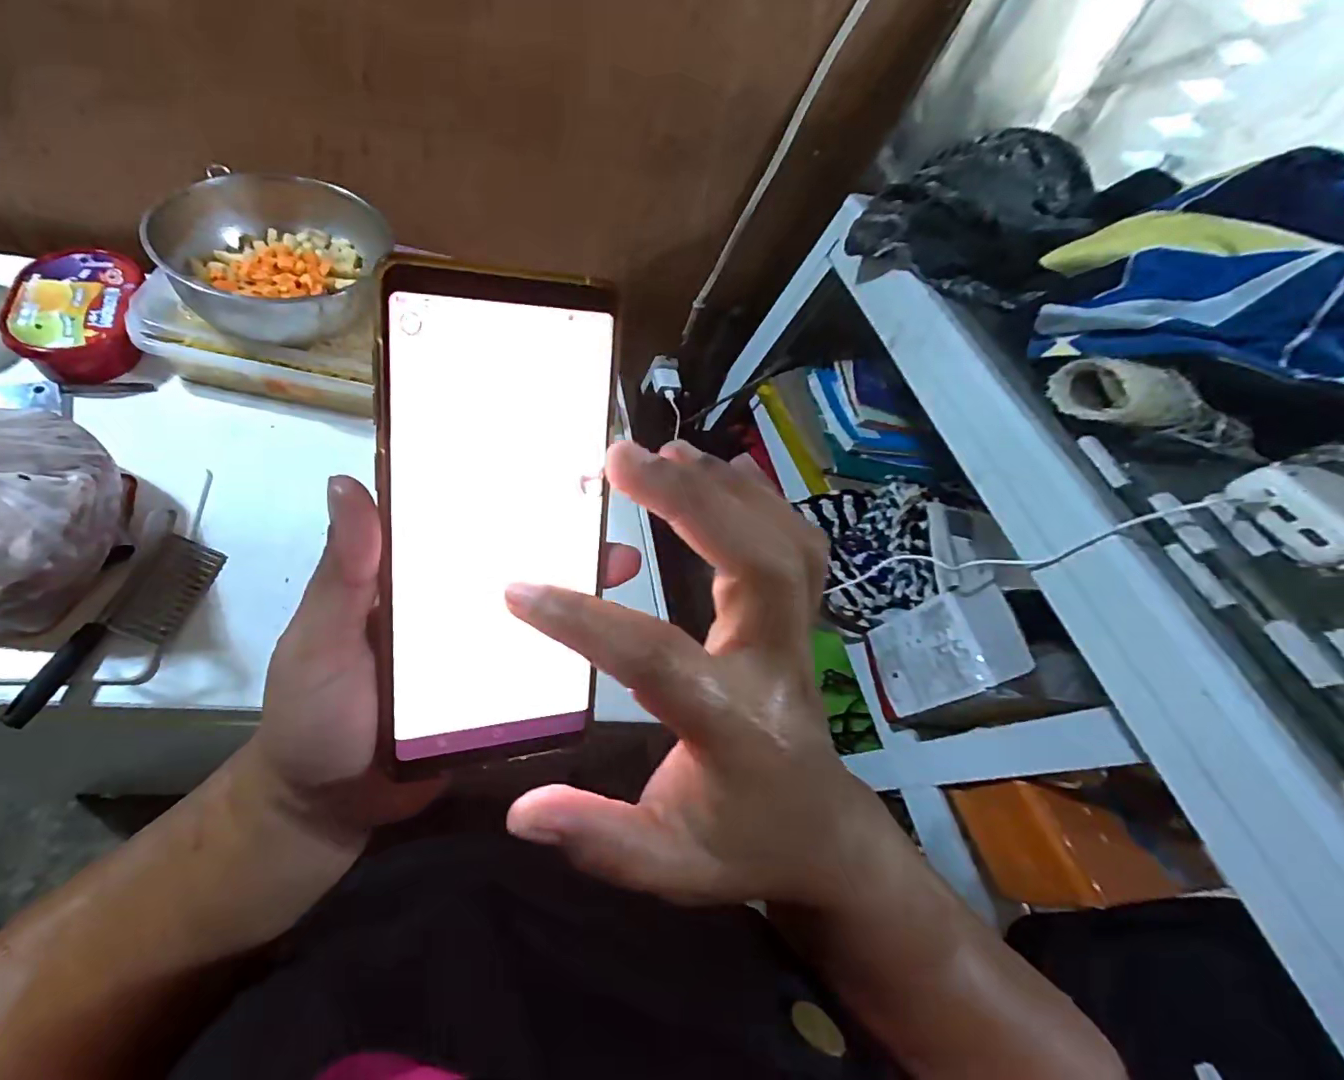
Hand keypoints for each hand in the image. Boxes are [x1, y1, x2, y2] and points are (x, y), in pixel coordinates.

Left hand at [247, 475, 644, 844]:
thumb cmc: (312, 715)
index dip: (479, 490)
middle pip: (492, 562)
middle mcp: (433, 606)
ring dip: (563, 587)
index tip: (530, 457)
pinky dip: (562, 648)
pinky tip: (605, 636)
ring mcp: (463, 652)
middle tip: (594, 508)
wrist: (329, 807)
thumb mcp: (321, 640)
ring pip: (520, 610)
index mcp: (393, 581)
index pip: (440, 522)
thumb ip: (342, 573)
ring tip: (617, 563)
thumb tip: (345, 481)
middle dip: (541, 534)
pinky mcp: (486, 697)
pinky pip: (528, 665)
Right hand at [503, 440, 893, 909]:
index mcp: (733, 725)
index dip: (584, 620)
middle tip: (621, 456)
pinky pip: (793, 547)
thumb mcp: (665, 864)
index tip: (517, 591)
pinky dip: (757, 500)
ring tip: (661, 450)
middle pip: (758, 566)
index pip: (656, 657)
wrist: (827, 836)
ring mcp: (795, 640)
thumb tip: (523, 813)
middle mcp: (773, 669)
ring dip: (722, 488)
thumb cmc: (741, 845)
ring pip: (784, 544)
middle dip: (690, 501)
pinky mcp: (797, 625)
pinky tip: (715, 471)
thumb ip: (598, 839)